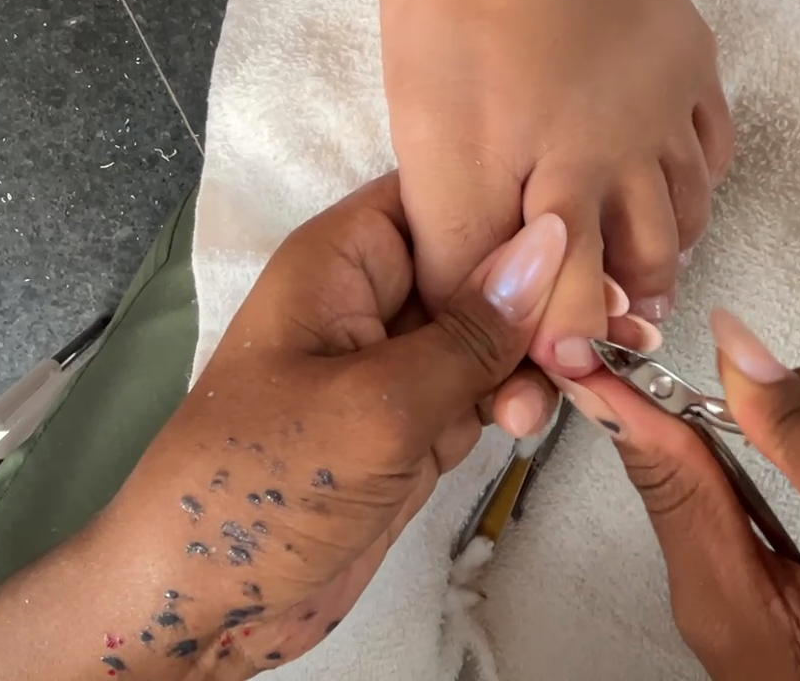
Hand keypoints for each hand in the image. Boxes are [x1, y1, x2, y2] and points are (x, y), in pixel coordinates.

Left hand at [87, 174, 567, 677]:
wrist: (205, 603)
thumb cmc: (267, 479)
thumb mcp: (378, 402)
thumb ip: (470, 330)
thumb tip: (550, 241)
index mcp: (343, 258)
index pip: (440, 196)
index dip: (511, 213)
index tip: (587, 251)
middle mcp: (370, 296)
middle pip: (473, 267)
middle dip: (529, 303)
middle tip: (593, 337)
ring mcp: (392, 360)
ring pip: (484, 333)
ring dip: (520, 363)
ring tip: (528, 408)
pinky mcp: (410, 416)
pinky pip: (475, 386)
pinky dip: (503, 402)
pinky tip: (520, 426)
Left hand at [367, 0, 733, 412]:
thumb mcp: (428, 127)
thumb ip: (459, 230)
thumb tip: (476, 309)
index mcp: (557, 180)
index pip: (563, 307)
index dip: (547, 360)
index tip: (530, 400)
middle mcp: (631, 152)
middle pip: (637, 270)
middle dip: (610, 320)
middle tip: (590, 350)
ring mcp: (670, 95)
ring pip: (681, 214)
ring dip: (655, 261)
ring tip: (632, 290)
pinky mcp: (687, 46)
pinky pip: (710, 147)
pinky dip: (693, 189)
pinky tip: (674, 195)